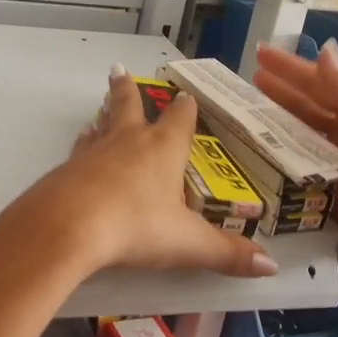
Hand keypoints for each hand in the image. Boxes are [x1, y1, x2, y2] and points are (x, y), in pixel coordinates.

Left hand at [0, 67, 278, 279]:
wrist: (67, 226)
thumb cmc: (135, 226)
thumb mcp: (188, 243)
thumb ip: (227, 254)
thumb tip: (272, 266)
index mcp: (163, 149)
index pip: (179, 120)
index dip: (185, 108)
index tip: (186, 95)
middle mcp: (127, 141)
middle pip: (127, 106)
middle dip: (127, 90)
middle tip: (118, 70)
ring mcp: (92, 153)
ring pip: (100, 127)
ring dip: (103, 117)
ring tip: (100, 112)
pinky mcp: (65, 170)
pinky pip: (78, 153)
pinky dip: (82, 149)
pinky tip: (78, 155)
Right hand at [254, 41, 337, 285]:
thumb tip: (325, 50)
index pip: (325, 86)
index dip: (292, 70)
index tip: (261, 54)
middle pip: (310, 113)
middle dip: (279, 97)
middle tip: (243, 85)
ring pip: (302, 146)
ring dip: (275, 132)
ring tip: (241, 120)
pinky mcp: (337, 205)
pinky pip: (304, 182)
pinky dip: (282, 171)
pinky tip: (256, 164)